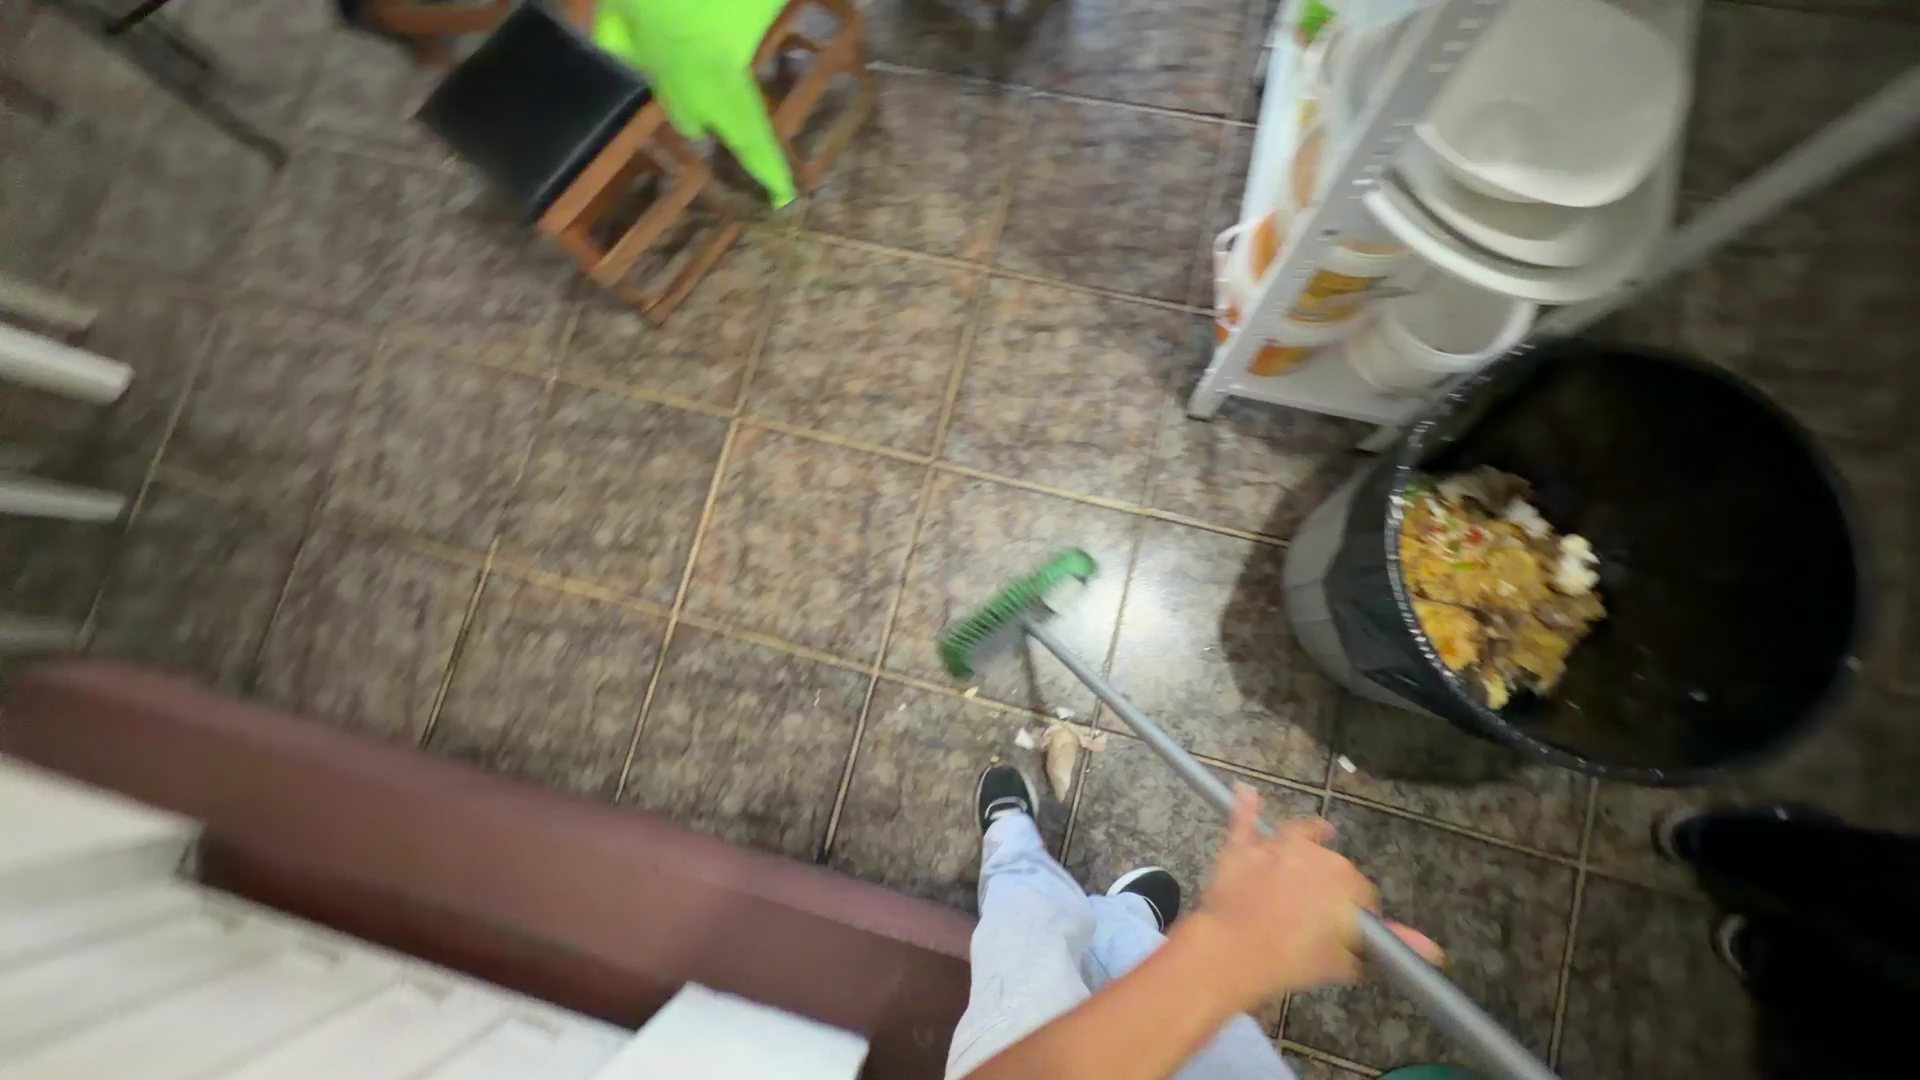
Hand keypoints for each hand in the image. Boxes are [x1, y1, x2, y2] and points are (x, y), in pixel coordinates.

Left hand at [1187, 785, 1441, 1008]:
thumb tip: (1433, 950)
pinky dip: (1246, 805)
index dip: (1355, 910)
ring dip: (1305, 837)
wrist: (1237, 948)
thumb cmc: (1296, 958)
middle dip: (1329, 882)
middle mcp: (1310, 852)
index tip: (1347, 927)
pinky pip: (1243, 818)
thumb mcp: (1348, 959)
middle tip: (1321, 909)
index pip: (1360, 891)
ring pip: (1295, 834)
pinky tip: (1248, 792)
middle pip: (1329, 861)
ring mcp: (1272, 845)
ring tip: (1317, 836)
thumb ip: (1390, 945)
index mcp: (1343, 877)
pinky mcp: (1240, 846)